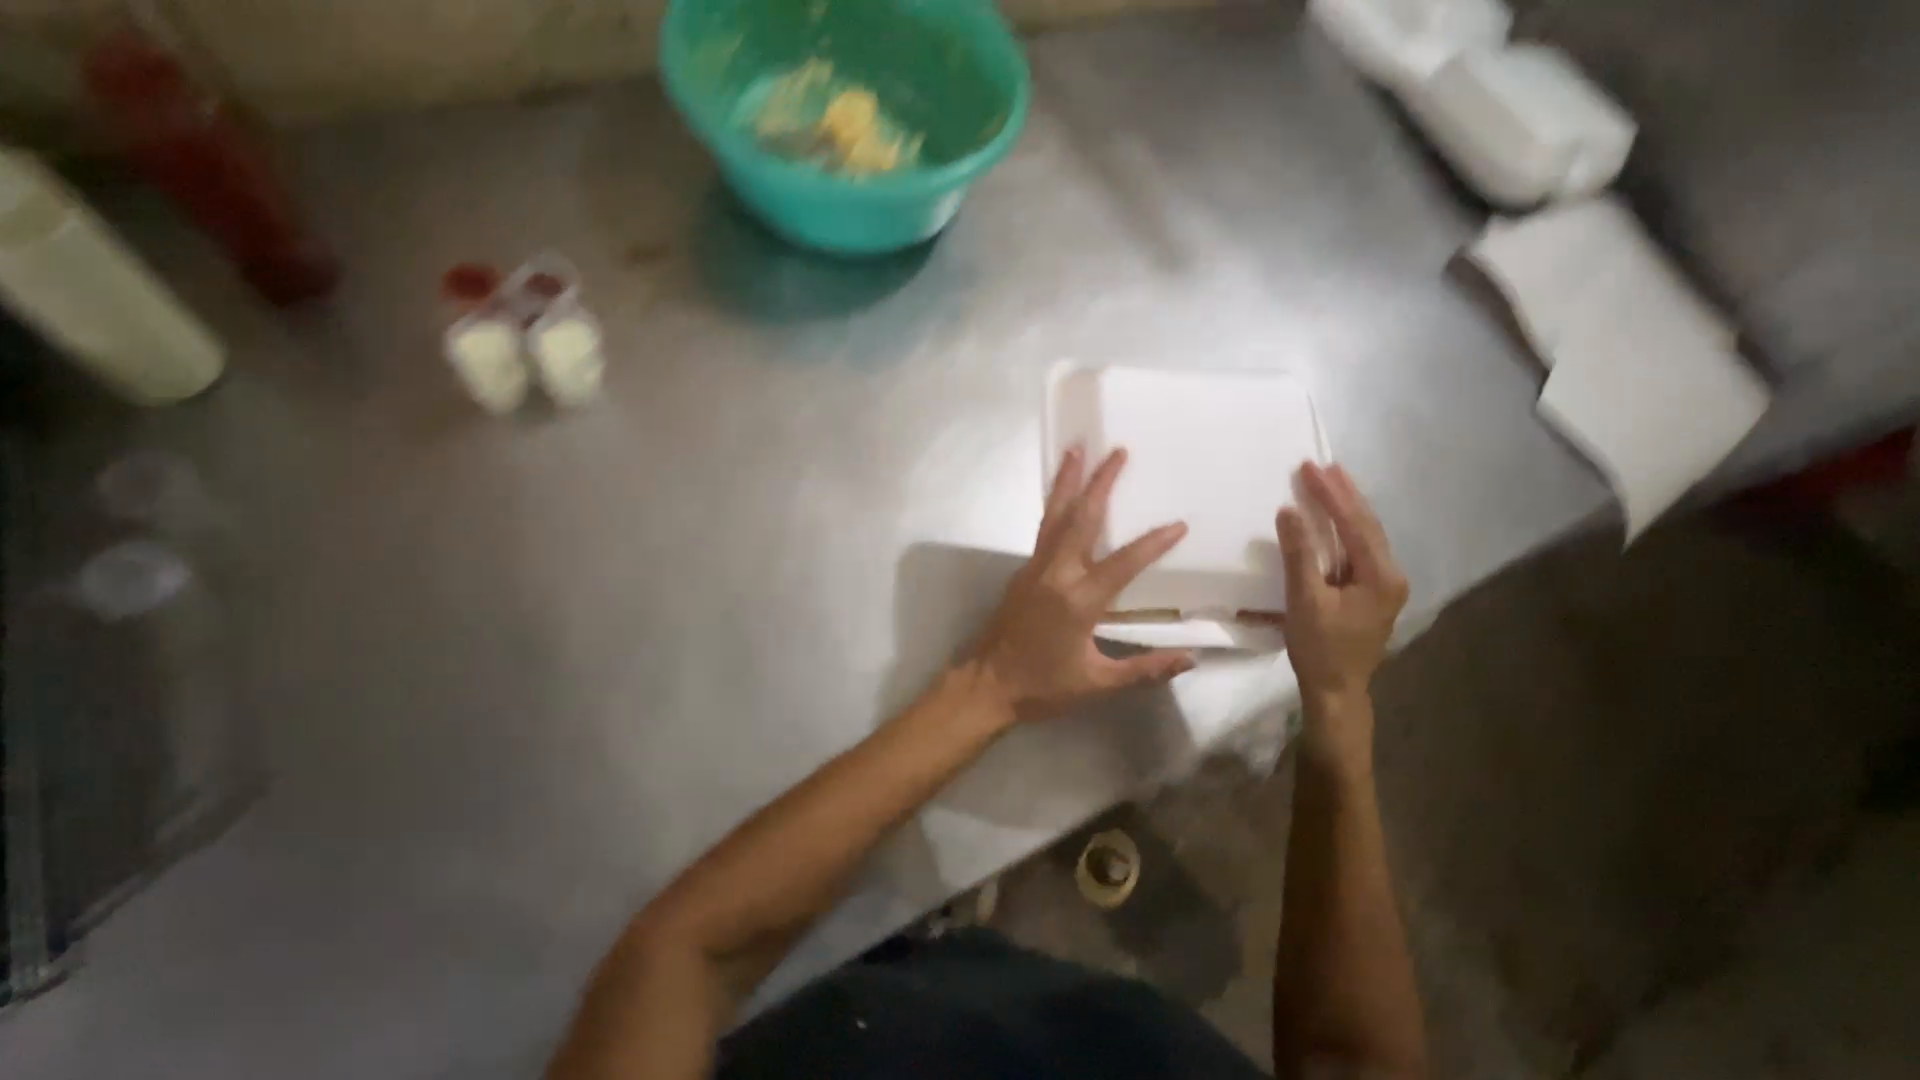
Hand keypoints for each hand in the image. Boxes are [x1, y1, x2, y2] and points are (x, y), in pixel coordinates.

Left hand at [971, 446, 1195, 721]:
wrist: (986, 686)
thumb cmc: (1043, 688)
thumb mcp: (1098, 685)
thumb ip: (1145, 670)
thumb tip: (1191, 658)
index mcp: (1079, 601)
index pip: (1124, 563)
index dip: (1153, 543)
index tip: (1178, 524)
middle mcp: (1056, 575)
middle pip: (1081, 518)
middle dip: (1100, 482)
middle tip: (1117, 451)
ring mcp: (1035, 570)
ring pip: (1055, 516)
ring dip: (1067, 482)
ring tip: (1076, 449)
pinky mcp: (1022, 573)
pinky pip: (1043, 530)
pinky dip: (1056, 507)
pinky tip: (1063, 497)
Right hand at [1277, 462, 1407, 747]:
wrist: (1336, 691)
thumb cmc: (1320, 648)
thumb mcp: (1305, 600)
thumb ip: (1300, 554)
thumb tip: (1290, 511)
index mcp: (1381, 575)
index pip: (1355, 523)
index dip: (1332, 494)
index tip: (1310, 467)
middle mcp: (1390, 575)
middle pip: (1366, 525)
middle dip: (1343, 494)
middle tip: (1320, 466)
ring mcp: (1383, 585)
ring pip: (1364, 536)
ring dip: (1344, 509)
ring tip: (1327, 482)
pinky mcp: (1371, 593)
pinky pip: (1358, 550)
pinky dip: (1343, 530)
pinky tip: (1331, 519)